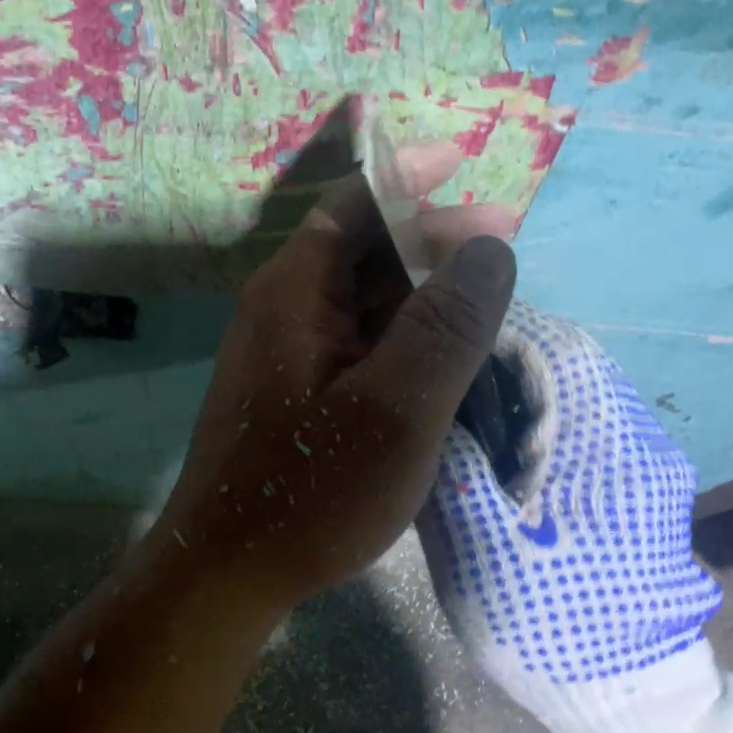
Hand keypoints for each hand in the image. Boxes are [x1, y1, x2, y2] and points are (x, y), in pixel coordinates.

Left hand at [152, 144, 517, 613]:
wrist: (228, 570)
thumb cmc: (309, 490)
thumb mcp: (396, 409)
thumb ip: (445, 325)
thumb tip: (489, 246)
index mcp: (296, 290)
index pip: (356, 204)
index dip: (412, 177)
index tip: (469, 163)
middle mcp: (285, 306)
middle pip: (364, 247)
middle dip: (433, 237)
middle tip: (505, 245)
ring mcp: (288, 348)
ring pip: (364, 295)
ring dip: (423, 289)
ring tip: (488, 297)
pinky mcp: (297, 388)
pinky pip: (358, 337)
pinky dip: (404, 331)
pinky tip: (444, 350)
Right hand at [418, 301, 732, 732]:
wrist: (624, 697)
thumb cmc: (542, 619)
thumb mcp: (475, 544)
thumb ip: (453, 460)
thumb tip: (432, 394)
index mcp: (599, 446)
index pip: (556, 346)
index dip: (496, 324)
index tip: (439, 325)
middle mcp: (636, 437)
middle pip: (569, 357)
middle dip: (502, 348)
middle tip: (441, 364)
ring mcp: (645, 456)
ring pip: (578, 383)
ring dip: (521, 377)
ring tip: (464, 399)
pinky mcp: (641, 478)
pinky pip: (586, 415)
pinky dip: (540, 407)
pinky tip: (502, 438)